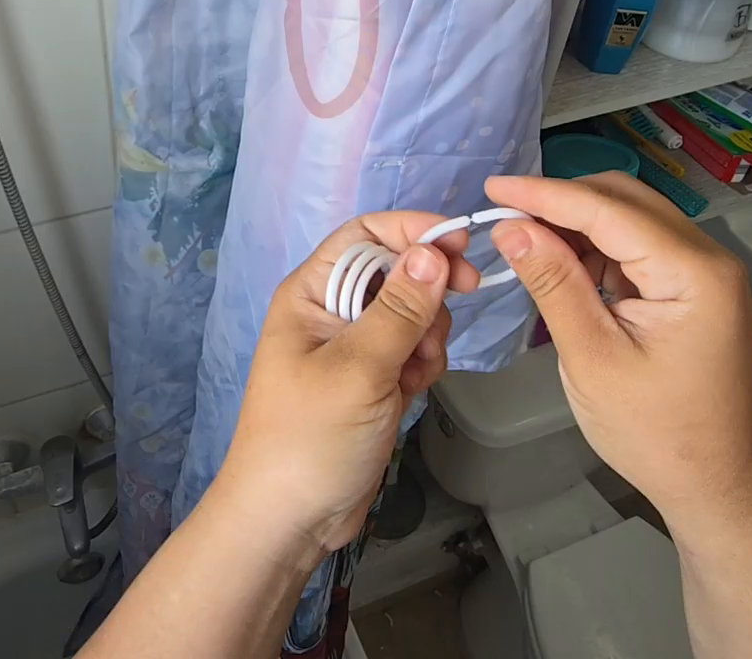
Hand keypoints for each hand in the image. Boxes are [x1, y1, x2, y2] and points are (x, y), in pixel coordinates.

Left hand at [213, 212, 479, 560]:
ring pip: (412, 312)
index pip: (365, 234)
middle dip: (425, 295)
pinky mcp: (373, 377)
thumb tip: (432, 252)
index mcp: (312, 291)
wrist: (290, 519)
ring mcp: (354, 345)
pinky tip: (411, 391)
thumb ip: (400, 310)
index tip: (461, 246)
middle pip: (396, 271)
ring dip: (426, 336)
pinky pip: (413, 349)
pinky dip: (422, 364)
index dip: (412, 231)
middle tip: (437, 330)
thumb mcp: (359, 369)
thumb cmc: (310, 437)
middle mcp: (331, 309)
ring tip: (414, 374)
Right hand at [484, 173, 751, 521]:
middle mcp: (707, 258)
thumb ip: (553, 283)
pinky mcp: (689, 285)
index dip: (545, 194)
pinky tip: (560, 262)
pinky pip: (633, 243)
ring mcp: (702, 270)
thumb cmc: (652, 431)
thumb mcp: (591, 357)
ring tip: (524, 242)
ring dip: (573, 222)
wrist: (711, 485)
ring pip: (626, 216)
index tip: (492, 186)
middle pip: (623, 199)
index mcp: (695, 274)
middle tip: (504, 216)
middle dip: (560, 201)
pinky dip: (591, 245)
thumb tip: (510, 227)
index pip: (608, 211)